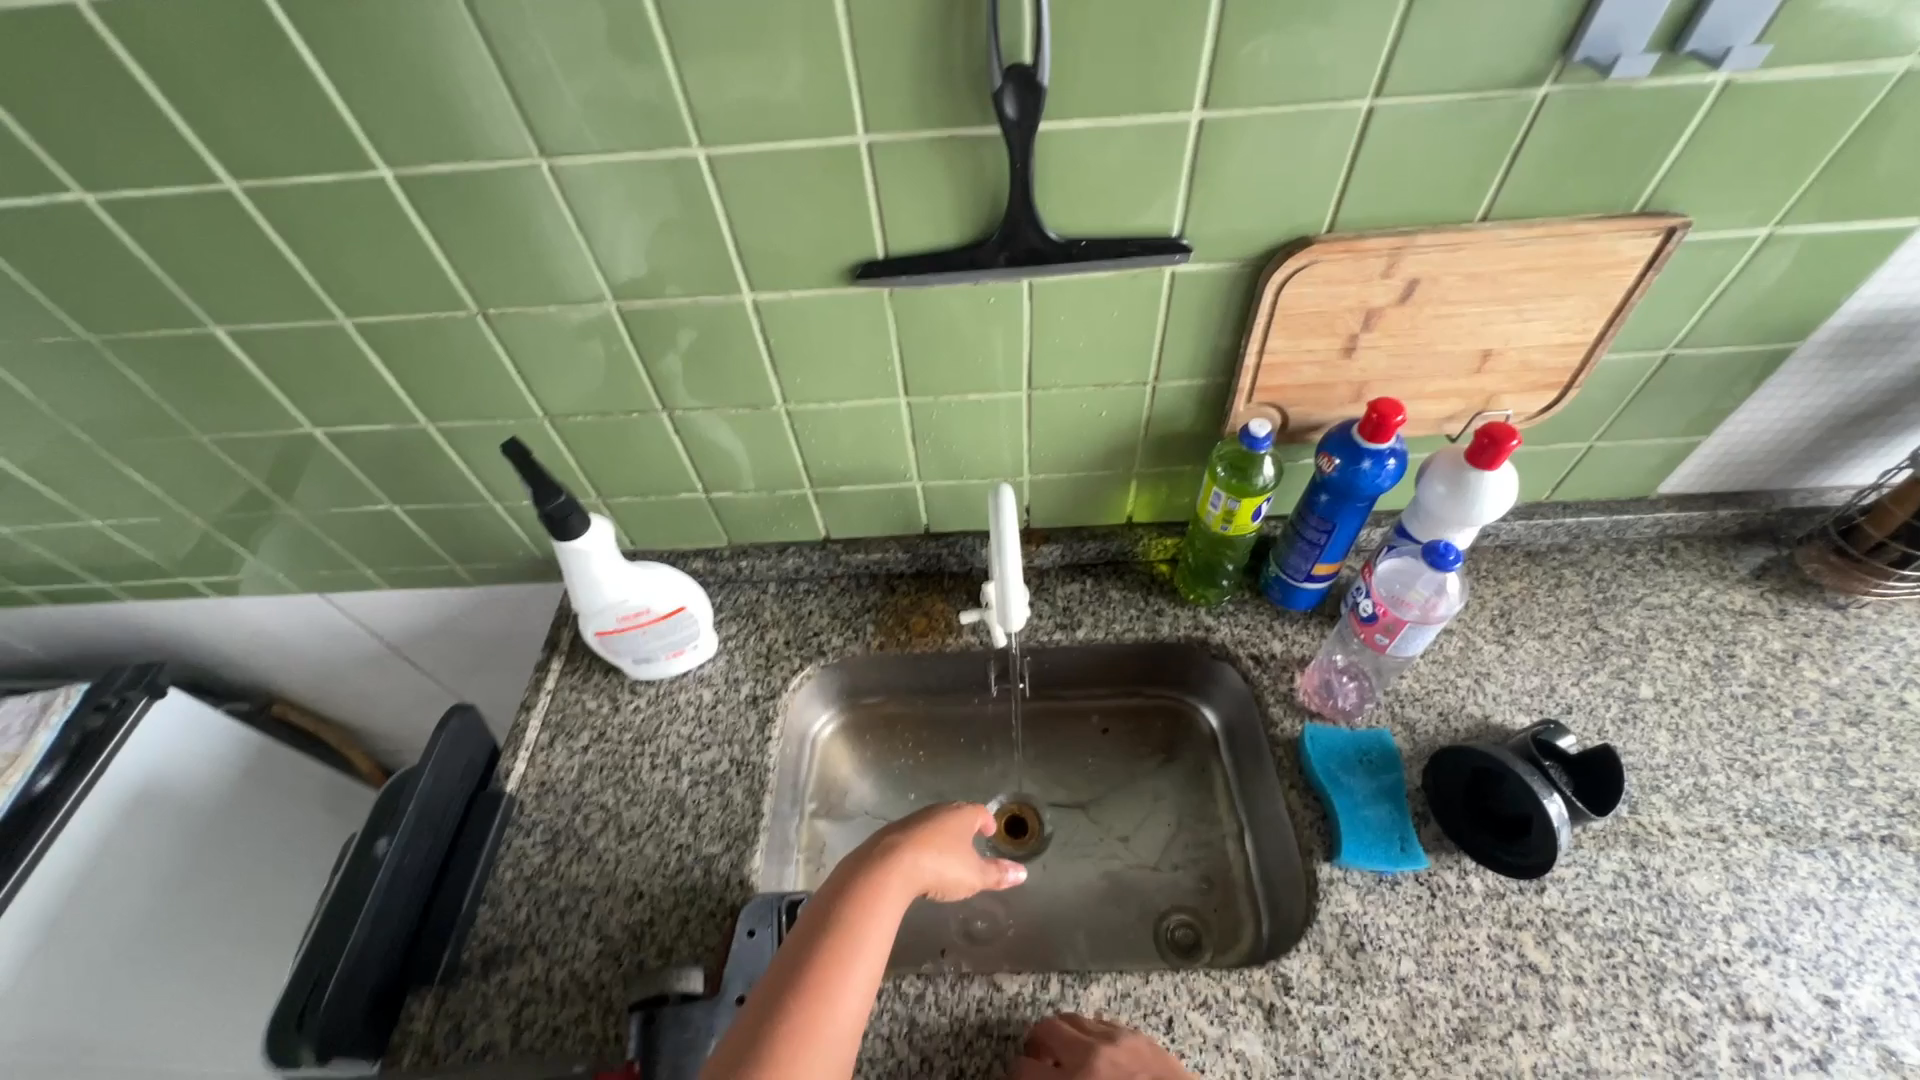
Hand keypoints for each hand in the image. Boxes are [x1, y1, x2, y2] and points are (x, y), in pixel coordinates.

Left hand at [856, 802, 1027, 902]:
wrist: (888, 866)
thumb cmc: (940, 866)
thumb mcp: (974, 876)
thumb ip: (997, 874)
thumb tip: (1023, 872)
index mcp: (960, 816)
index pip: (978, 811)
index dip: (986, 820)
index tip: (990, 830)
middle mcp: (937, 811)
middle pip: (955, 813)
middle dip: (963, 825)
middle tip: (970, 837)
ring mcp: (912, 820)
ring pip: (932, 823)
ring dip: (940, 834)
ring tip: (946, 851)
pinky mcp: (892, 834)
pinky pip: (913, 836)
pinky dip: (920, 845)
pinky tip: (919, 860)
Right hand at [1009, 1013, 1195, 1078]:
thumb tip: (1042, 1078)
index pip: (1023, 1070)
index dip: (1015, 1076)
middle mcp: (1090, 1054)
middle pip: (1044, 1028)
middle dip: (1035, 1046)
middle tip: (1038, 1063)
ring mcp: (1116, 1038)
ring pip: (1072, 1018)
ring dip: (1063, 1036)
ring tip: (1065, 1055)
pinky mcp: (1138, 1035)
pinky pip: (1101, 1023)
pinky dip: (1091, 1035)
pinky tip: (1096, 1054)